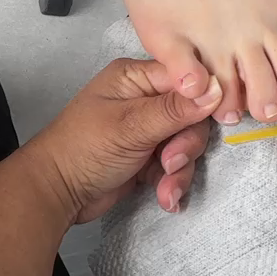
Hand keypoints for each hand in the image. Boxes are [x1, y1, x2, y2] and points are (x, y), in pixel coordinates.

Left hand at [22, 58, 223, 224]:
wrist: (58, 193)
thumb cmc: (85, 148)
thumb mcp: (131, 126)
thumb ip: (175, 110)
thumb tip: (218, 89)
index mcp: (136, 77)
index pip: (186, 79)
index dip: (204, 100)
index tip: (218, 120)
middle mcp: (144, 98)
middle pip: (192, 114)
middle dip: (186, 144)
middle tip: (170, 163)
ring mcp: (148, 129)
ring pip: (187, 143)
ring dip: (180, 169)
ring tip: (164, 188)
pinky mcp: (149, 156)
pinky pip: (176, 165)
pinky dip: (172, 182)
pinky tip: (163, 198)